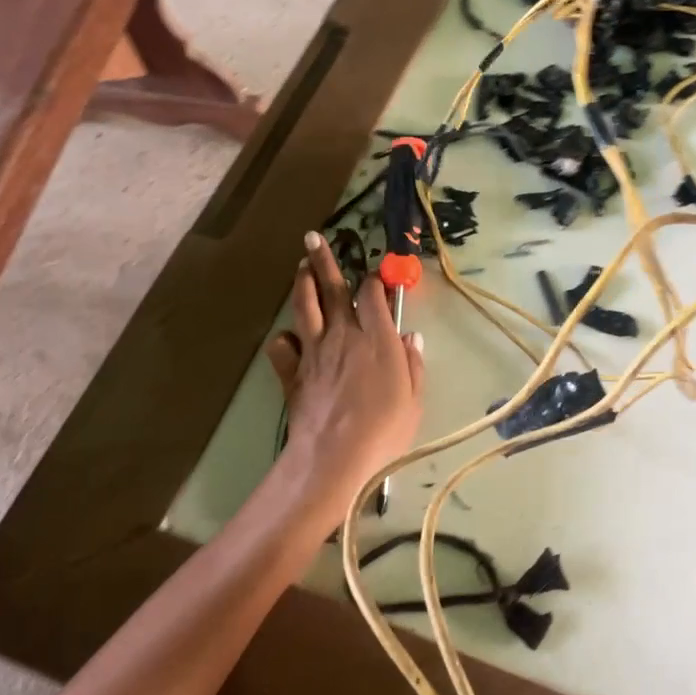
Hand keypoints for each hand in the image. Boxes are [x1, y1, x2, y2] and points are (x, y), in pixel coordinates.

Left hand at [264, 231, 425, 521]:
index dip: (375, 278)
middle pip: (333, 288)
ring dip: (302, 282)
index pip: (373, 294)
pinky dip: (283, 338)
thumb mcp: (414, 399)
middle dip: (323, 259)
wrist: (334, 457)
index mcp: (377, 338)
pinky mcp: (293, 372)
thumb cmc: (384, 430)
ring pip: (304, 306)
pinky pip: (282, 346)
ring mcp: (314, 351)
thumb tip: (410, 337)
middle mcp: (343, 334)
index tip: (378, 274)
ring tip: (300, 265)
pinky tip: (289, 337)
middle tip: (313, 237)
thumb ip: (413, 364)